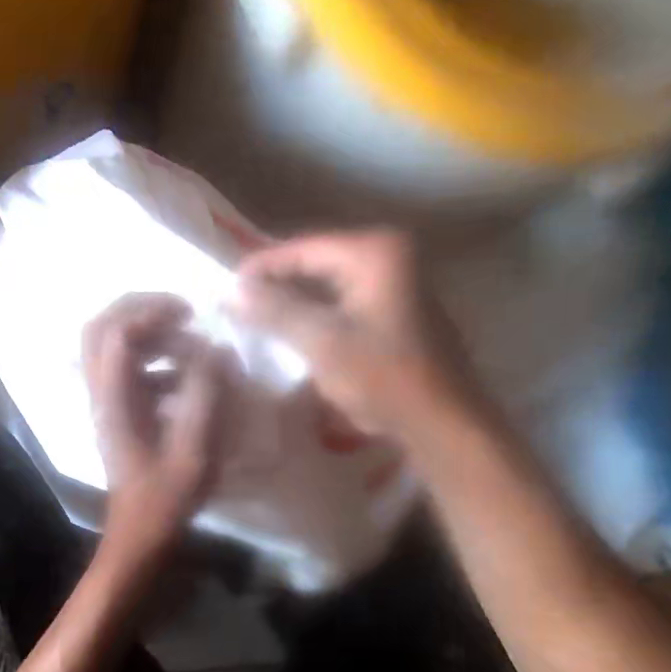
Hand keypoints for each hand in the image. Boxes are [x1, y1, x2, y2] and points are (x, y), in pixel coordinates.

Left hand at [83, 293, 230, 559]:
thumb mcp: (193, 449)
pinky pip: (126, 370)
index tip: (190, 314)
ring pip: (109, 346)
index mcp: (115, 401)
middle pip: (100, 328)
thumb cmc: (166, 498)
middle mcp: (101, 395)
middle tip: (181, 312)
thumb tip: (216, 349)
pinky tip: (187, 375)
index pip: (117, 333)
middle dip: (139, 309)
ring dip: (146, 333)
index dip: (150, 311)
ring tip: (188, 338)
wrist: (140, 535)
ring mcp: (106, 404)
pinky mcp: (118, 414)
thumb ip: (204, 396)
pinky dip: (153, 360)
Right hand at [235, 229, 478, 441]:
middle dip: (279, 285)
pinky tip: (298, 337)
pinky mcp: (402, 314)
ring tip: (261, 322)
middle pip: (319, 264)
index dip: (262, 267)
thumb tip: (233, 291)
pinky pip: (350, 306)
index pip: (304, 248)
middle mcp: (392, 257)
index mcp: (376, 253)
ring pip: (333, 287)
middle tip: (240, 305)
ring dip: (299, 304)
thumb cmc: (384, 379)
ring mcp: (401, 286)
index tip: (227, 287)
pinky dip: (323, 318)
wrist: (443, 424)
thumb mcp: (322, 342)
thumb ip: (275, 311)